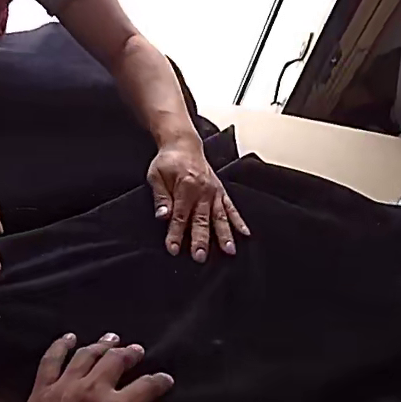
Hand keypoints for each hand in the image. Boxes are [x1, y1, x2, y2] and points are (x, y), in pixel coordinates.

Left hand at [0, 334, 173, 401]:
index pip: (147, 387)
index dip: (159, 382)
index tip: (165, 380)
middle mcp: (93, 392)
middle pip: (116, 361)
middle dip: (130, 354)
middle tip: (137, 351)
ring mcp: (64, 389)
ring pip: (86, 355)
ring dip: (101, 345)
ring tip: (111, 339)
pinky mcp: (39, 393)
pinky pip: (51, 361)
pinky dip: (60, 346)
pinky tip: (68, 339)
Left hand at [148, 136, 248, 262]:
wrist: (183, 144)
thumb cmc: (167, 161)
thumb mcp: (156, 176)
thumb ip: (161, 197)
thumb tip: (162, 216)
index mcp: (186, 186)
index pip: (179, 216)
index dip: (176, 234)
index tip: (173, 249)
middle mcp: (203, 191)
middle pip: (201, 220)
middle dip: (201, 240)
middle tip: (200, 257)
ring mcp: (214, 192)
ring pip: (220, 217)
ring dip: (224, 235)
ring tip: (229, 251)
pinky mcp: (221, 192)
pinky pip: (231, 208)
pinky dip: (238, 221)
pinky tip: (245, 233)